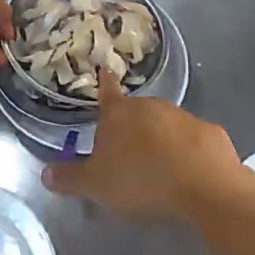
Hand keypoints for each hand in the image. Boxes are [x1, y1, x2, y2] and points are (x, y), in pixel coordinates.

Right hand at [42, 73, 248, 220]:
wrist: (202, 184)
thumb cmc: (140, 179)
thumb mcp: (96, 185)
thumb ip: (70, 178)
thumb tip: (45, 174)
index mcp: (119, 113)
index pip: (106, 92)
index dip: (103, 83)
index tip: (104, 69)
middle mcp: (150, 105)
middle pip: (136, 111)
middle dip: (131, 126)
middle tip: (127, 153)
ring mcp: (183, 116)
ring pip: (165, 124)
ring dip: (160, 138)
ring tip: (158, 168)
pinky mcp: (210, 132)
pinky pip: (193, 140)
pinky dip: (189, 151)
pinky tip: (189, 172)